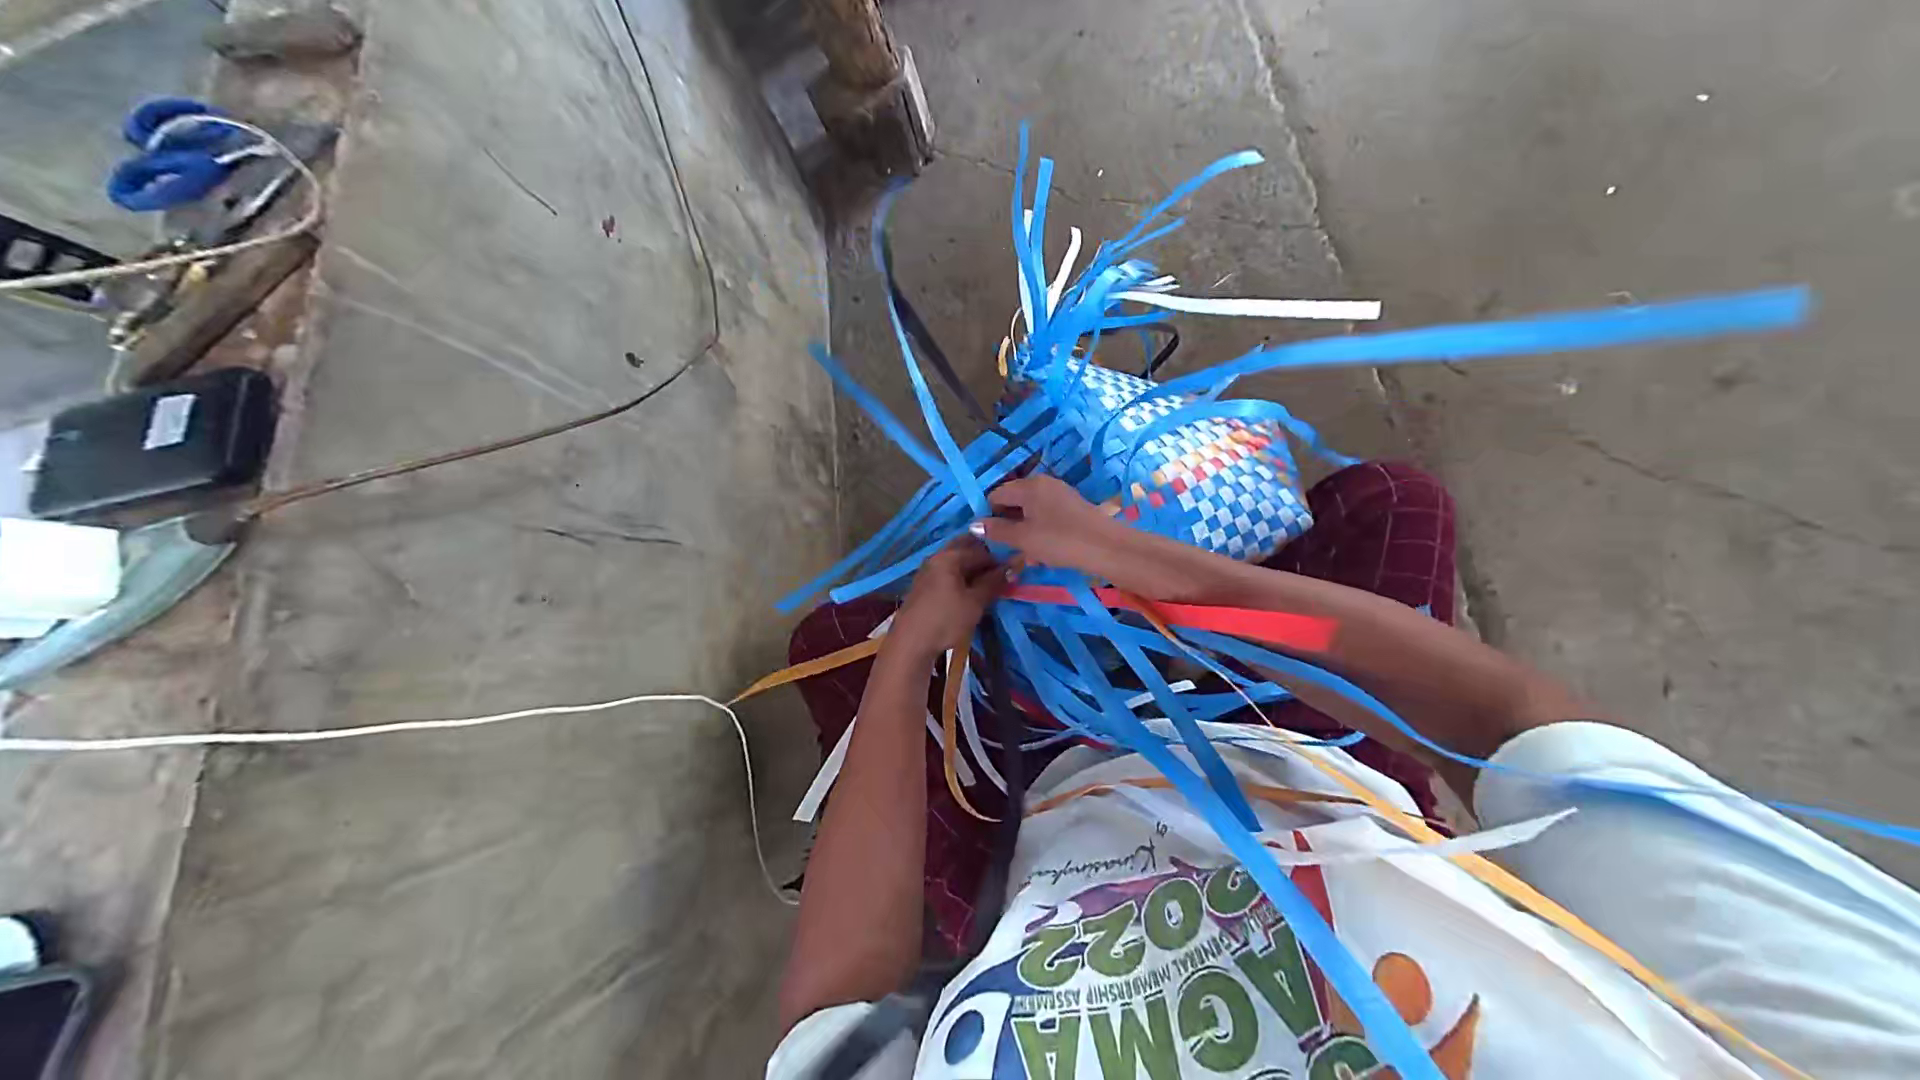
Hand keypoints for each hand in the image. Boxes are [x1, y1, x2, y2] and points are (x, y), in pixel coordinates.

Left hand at [888, 538, 1013, 659]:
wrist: (910, 643)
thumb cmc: (945, 620)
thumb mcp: (975, 602)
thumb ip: (994, 582)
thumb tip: (1015, 565)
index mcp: (948, 557)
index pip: (981, 550)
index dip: (1000, 559)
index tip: (1015, 570)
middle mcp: (936, 558)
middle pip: (965, 548)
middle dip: (985, 557)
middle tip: (1002, 571)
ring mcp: (927, 570)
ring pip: (955, 560)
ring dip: (973, 566)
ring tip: (990, 581)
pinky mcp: (924, 585)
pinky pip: (947, 571)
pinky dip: (961, 575)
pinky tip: (971, 588)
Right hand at [975, 475, 1132, 575]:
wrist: (1106, 548)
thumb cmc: (1059, 541)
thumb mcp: (1023, 538)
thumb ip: (996, 530)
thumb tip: (974, 524)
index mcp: (1028, 485)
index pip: (996, 494)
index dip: (988, 515)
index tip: (989, 538)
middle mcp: (1043, 483)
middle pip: (1014, 501)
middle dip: (1008, 524)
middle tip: (1008, 548)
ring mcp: (1060, 494)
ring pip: (1031, 512)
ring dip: (1024, 532)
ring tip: (1027, 555)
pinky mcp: (1073, 508)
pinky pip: (1047, 517)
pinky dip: (1041, 532)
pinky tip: (1045, 553)